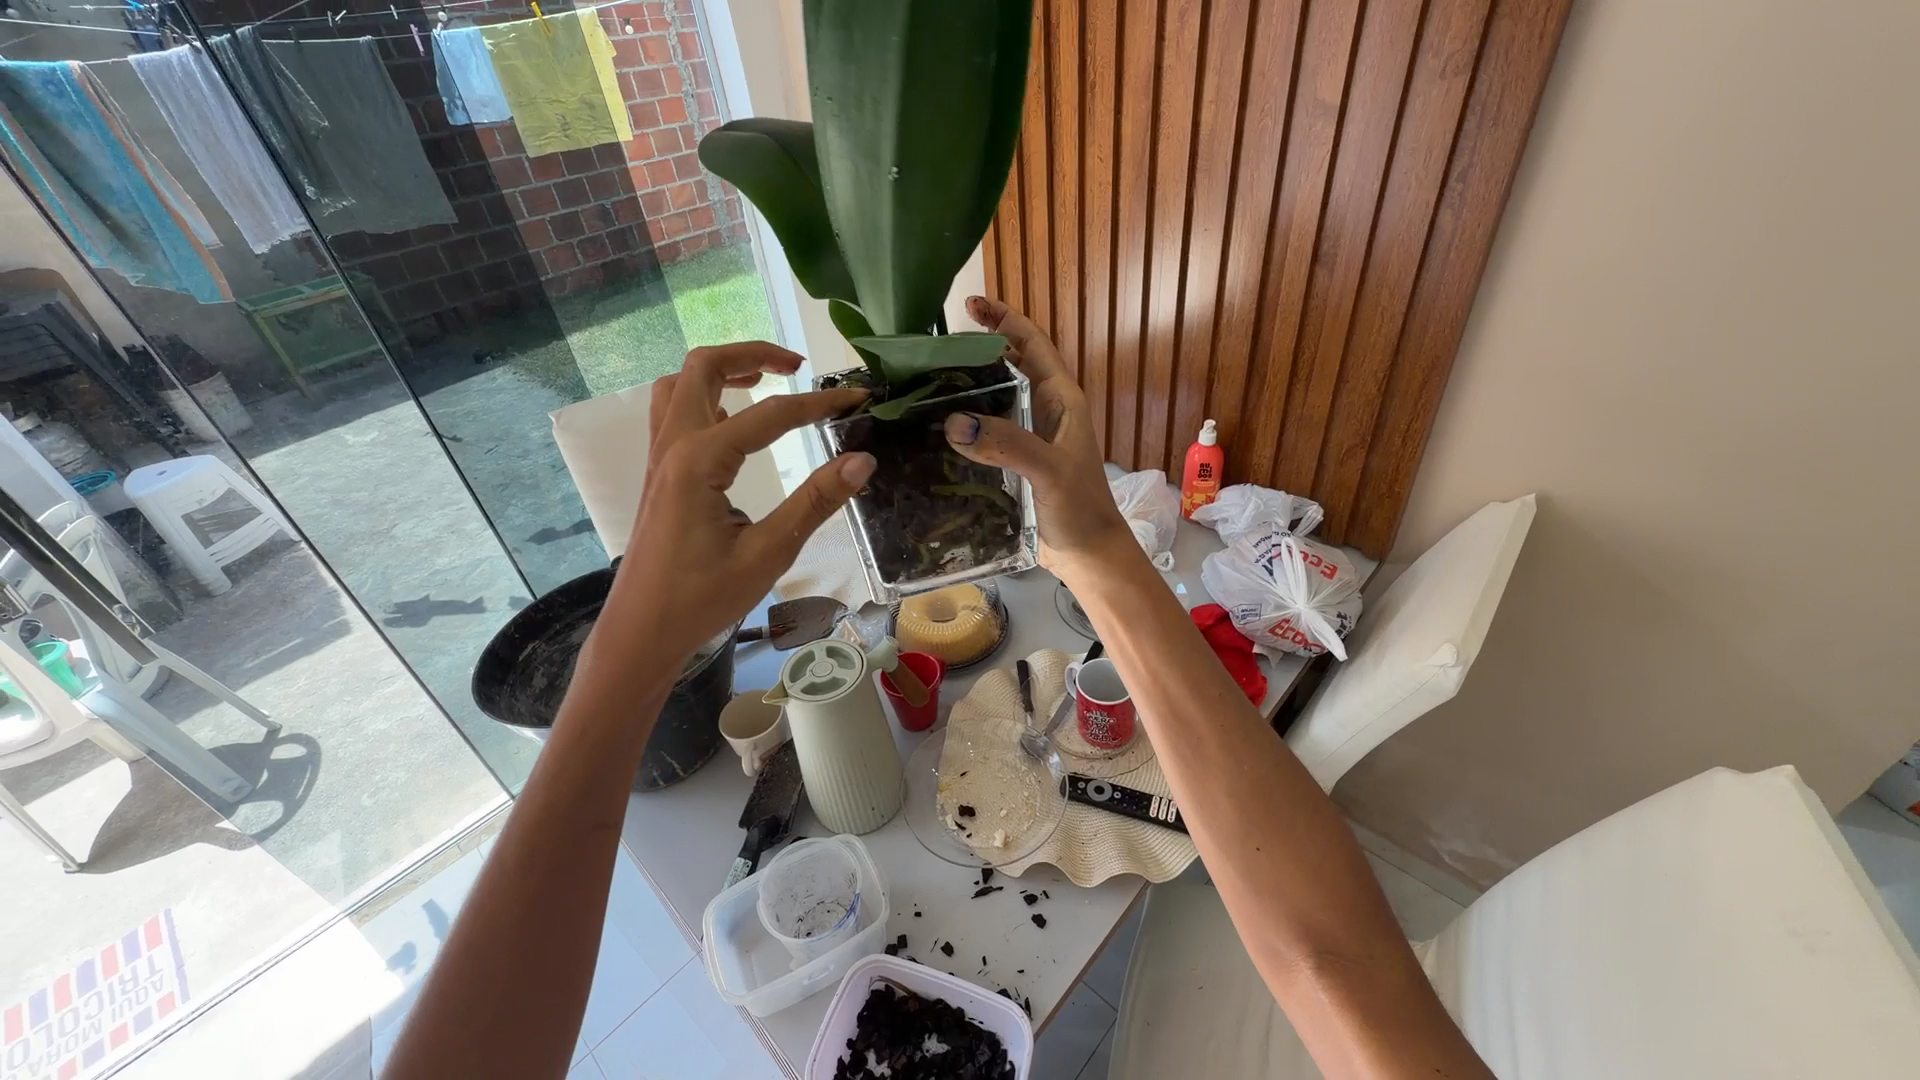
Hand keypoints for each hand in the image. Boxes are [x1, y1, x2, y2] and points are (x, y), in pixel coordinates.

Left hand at [588, 342, 873, 672]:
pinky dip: (703, 396)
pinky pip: (674, 412)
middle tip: (798, 367)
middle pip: (703, 367)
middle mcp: (673, 446)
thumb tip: (863, 460)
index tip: (858, 400)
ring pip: (679, 384)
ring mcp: (659, 458)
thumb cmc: (702, 599)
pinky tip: (731, 420)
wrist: (641, 632)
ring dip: (721, 371)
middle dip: (754, 354)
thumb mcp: (768, 553)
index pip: (770, 414)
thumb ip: (815, 502)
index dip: (819, 404)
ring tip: (763, 381)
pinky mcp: (658, 475)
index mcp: (700, 461)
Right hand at [943, 296, 1133, 574]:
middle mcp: (1048, 412)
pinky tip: (939, 428)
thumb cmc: (1081, 510)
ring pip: (999, 398)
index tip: (971, 304)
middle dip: (981, 347)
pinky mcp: (1018, 463)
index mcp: (1062, 400)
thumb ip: (1006, 444)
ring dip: (971, 385)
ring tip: (929, 380)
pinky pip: (990, 430)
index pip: (1033, 345)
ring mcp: (1033, 438)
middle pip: (1013, 365)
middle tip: (936, 345)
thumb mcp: (1048, 472)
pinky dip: (967, 422)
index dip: (1005, 319)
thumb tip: (954, 421)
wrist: (1090, 556)